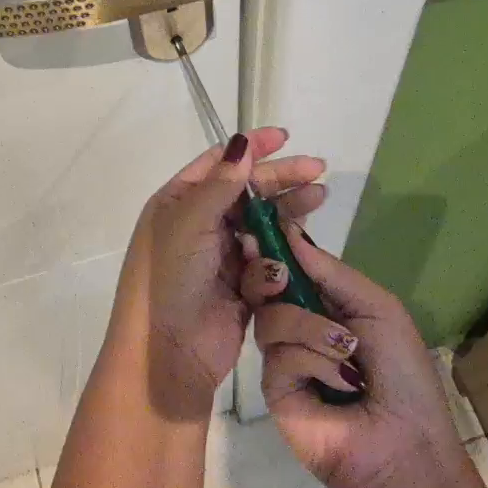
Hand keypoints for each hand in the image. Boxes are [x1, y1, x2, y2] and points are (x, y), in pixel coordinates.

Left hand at [109, 127, 326, 418]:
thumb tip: (243, 143)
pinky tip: (300, 241)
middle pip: (247, 192)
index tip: (284, 137)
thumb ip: (220, 184)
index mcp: (179, 203)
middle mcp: (199, 224)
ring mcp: (222, 255)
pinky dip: (282, 248)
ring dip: (289, 209)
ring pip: (263, 222)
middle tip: (317, 171)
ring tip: (319, 197)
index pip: (220, 164)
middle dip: (281, 179)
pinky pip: (269, 256)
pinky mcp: (243, 284)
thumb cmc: (170, 277)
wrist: (168, 350)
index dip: (252, 148)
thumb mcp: (189, 223)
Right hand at [240, 234, 464, 487]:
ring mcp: (283, 357)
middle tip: (281, 277)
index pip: (291, 267)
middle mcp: (299, 326)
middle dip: (273, 275)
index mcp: (327, 305)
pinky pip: (279, 355)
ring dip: (314, 329)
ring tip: (347, 355)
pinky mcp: (273, 388)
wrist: (404, 442)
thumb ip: (331, 271)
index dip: (276, 248)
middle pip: (267, 286)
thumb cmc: (403, 373)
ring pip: (272, 317)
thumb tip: (290, 231)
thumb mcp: (378, 308)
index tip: (261, 226)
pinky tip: (338, 384)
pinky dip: (314, 362)